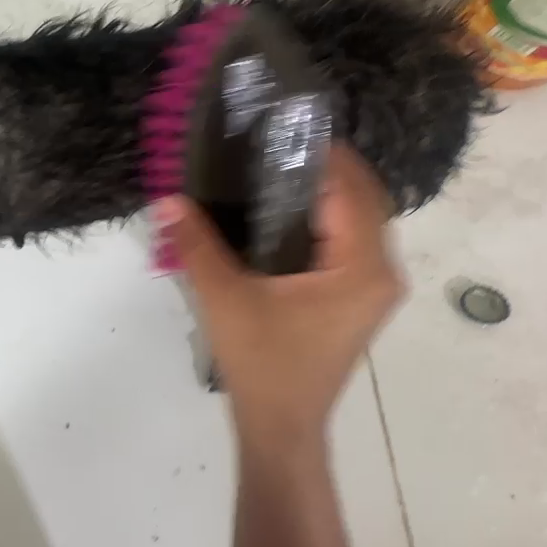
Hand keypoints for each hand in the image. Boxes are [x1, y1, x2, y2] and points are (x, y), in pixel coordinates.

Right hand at [156, 145, 404, 447]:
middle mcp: (379, 272)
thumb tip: (167, 199)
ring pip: (358, 221)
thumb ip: (197, 246)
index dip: (324, 155)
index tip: (287, 124)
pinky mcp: (352, 299)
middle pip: (364, 200)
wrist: (281, 422)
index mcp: (360, 268)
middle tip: (275, 139)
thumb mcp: (225, 298)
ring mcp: (369, 288)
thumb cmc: (263, 360)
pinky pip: (345, 240)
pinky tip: (279, 211)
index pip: (351, 192)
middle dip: (327, 166)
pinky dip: (320, 216)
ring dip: (325, 191)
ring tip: (273, 166)